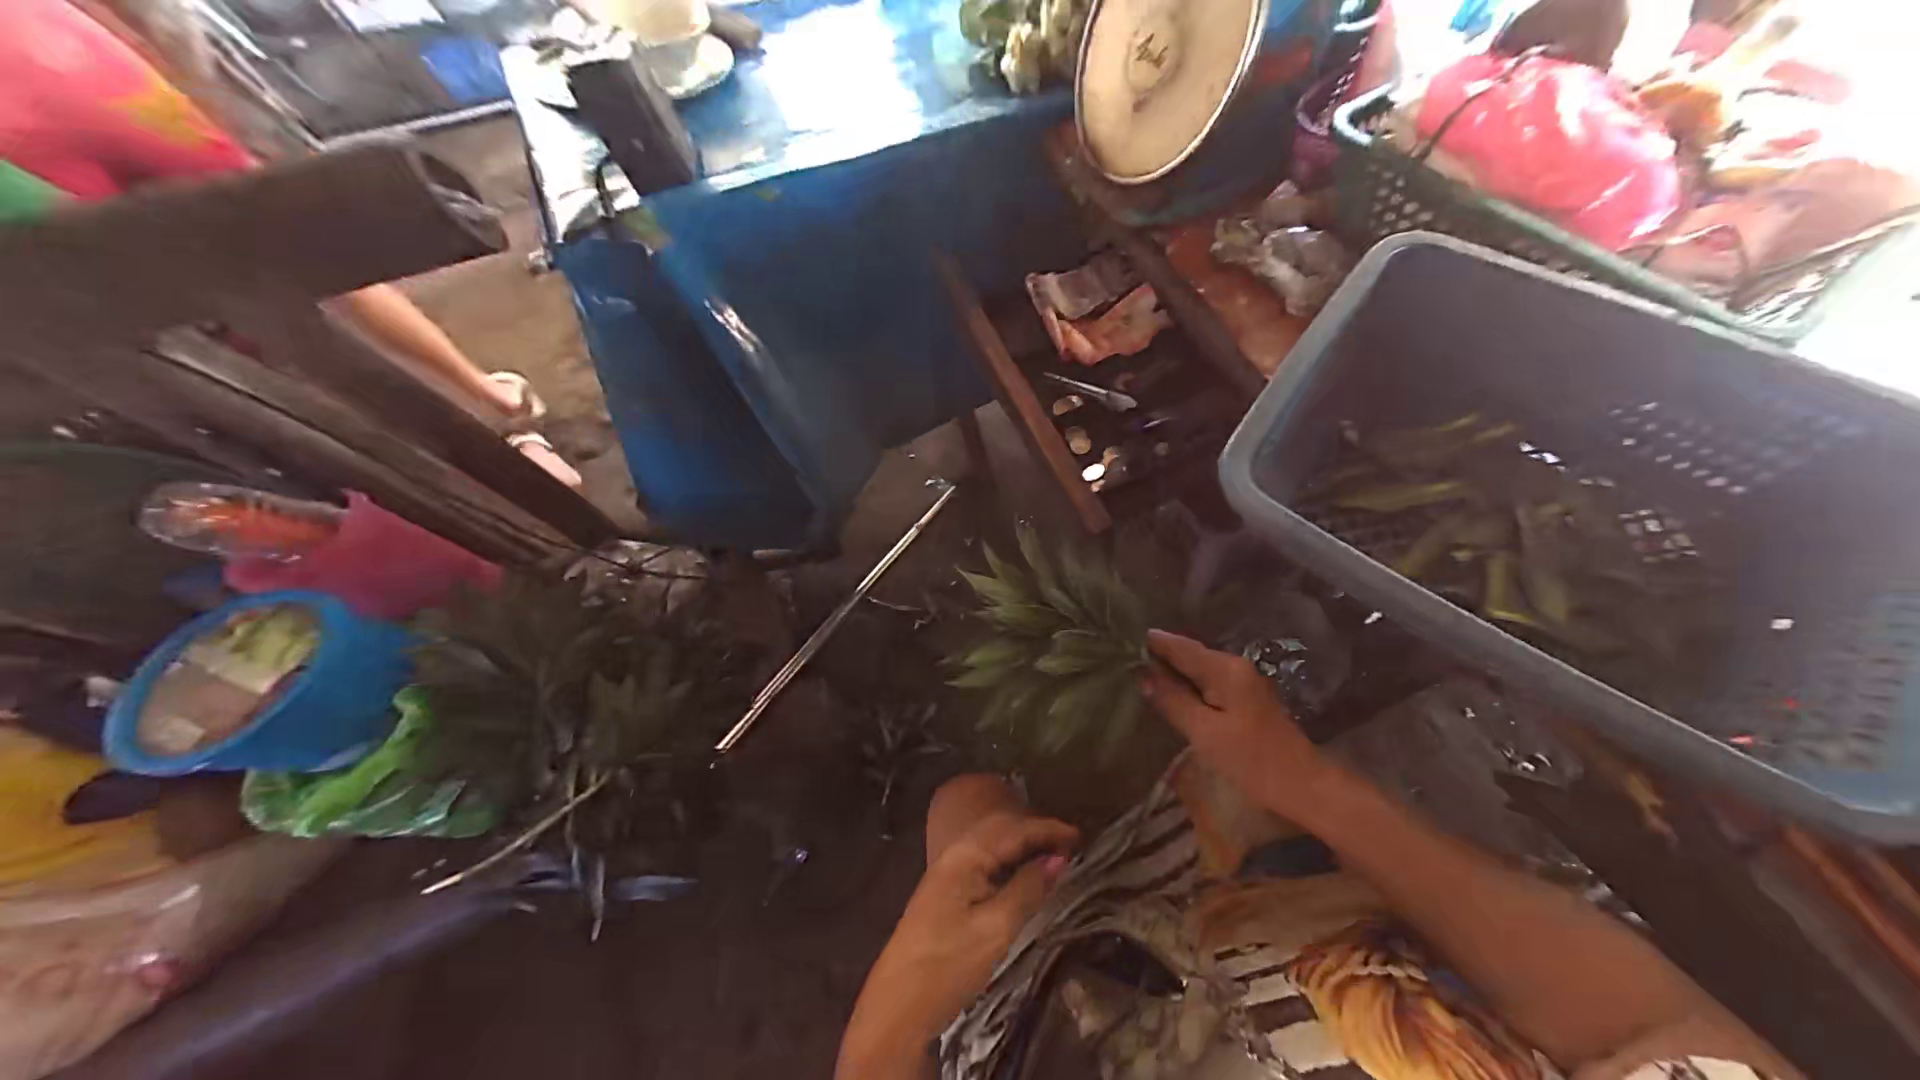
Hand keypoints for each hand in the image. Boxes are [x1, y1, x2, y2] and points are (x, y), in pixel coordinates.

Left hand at [838, 812, 1077, 1077]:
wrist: (899, 1002)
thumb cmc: (949, 964)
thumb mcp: (996, 928)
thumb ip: (1028, 889)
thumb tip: (1059, 859)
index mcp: (965, 855)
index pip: (1013, 829)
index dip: (1048, 829)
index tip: (1081, 836)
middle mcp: (955, 853)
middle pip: (1001, 829)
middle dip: (1037, 832)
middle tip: (1072, 844)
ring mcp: (949, 871)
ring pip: (993, 845)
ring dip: (1024, 845)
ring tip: (1056, 854)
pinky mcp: (948, 890)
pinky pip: (986, 861)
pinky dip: (1010, 861)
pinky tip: (1024, 873)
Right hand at [1140, 629, 1332, 819]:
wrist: (1303, 785)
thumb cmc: (1251, 759)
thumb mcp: (1204, 732)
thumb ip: (1173, 701)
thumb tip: (1144, 677)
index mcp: (1225, 669)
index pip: (1180, 647)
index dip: (1152, 642)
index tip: (1122, 638)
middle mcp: (1235, 666)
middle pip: (1190, 654)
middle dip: (1160, 654)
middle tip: (1124, 656)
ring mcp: (1243, 682)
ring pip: (1199, 668)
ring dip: (1172, 670)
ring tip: (1139, 671)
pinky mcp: (1246, 699)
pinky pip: (1209, 682)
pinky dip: (1188, 683)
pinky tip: (1170, 692)